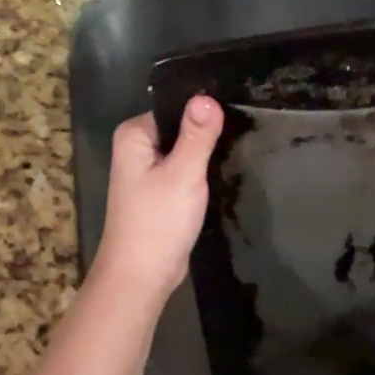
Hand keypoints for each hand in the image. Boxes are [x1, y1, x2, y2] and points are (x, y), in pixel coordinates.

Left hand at [95, 96, 223, 297]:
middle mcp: (135, 148)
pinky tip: (221, 177)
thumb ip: (197, 134)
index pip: (175, 108)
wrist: (141, 277)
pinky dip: (200, 175)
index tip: (234, 116)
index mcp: (134, 135)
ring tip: (236, 154)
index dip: (204, 112)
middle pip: (180, 128)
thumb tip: (207, 97)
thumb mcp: (184, 174)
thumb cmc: (158, 222)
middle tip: (240, 138)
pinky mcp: (158, 192)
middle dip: (206, 136)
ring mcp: (145, 172)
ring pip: (184, 151)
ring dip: (205, 157)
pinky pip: (183, 171)